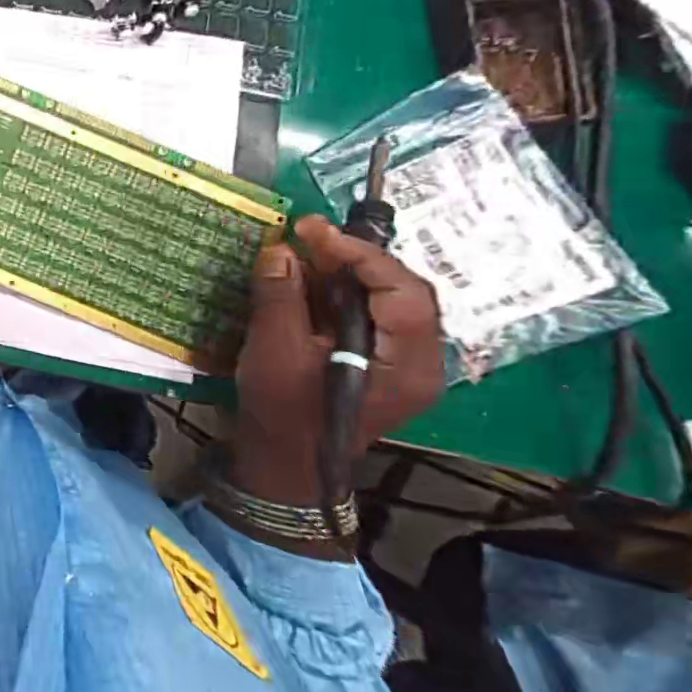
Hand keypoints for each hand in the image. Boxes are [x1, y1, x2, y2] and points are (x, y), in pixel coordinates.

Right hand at [229, 214, 444, 504]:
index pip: (404, 293)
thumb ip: (280, 299)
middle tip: (306, 234)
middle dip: (354, 258)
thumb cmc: (280, 410)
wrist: (283, 460)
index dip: (361, 255)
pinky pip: (366, 316)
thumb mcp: (273, 351)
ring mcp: (399, 362)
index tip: (313, 231)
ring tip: (302, 251)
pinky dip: (337, 293)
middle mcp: (418, 361)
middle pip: (400, 293)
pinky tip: (305, 280)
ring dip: (344, 273)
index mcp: (407, 364)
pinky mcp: (376, 362)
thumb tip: (281, 251)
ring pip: (384, 302)